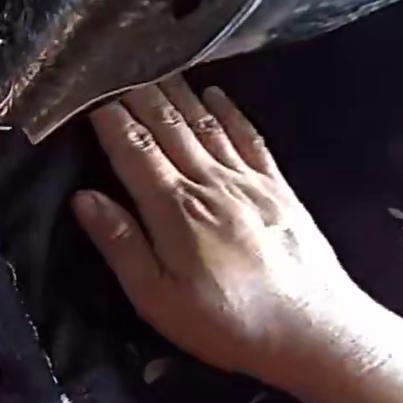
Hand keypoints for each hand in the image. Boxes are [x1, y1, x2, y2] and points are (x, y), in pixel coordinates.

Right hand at [72, 78, 395, 391]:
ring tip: (154, 67)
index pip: (133, 150)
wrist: (318, 335)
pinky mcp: (279, 188)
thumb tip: (84, 197)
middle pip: (168, 127)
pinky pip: (249, 138)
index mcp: (174, 210)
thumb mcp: (155, 296)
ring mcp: (250, 182)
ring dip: (177, 93)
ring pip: (205, 124)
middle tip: (115, 68)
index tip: (87, 96)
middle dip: (137, 95)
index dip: (108, 120)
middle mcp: (211, 184)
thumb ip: (121, 244)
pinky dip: (229, 112)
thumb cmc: (223, 321)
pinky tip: (215, 93)